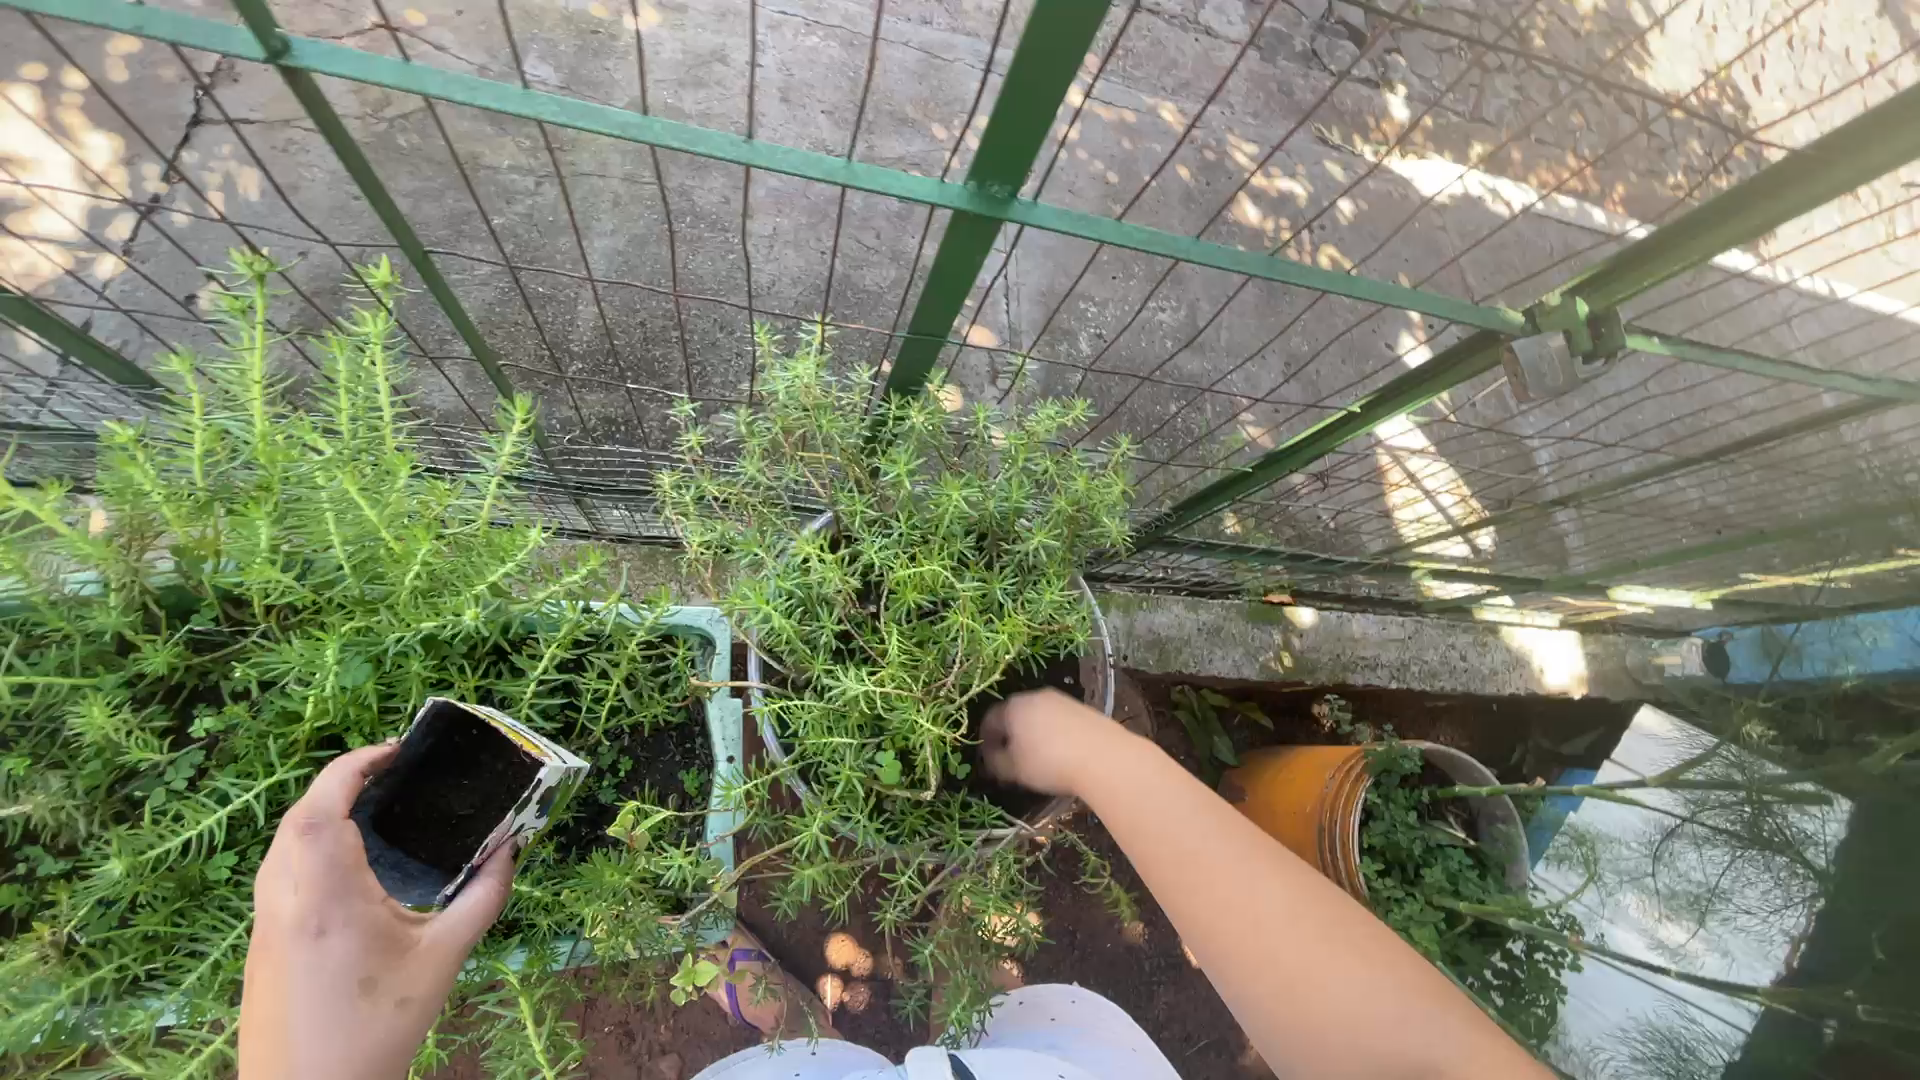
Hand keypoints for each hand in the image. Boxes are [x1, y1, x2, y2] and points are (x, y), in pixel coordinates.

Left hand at [239, 743, 516, 1079]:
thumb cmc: (379, 1027)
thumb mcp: (446, 957)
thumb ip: (484, 895)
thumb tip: (513, 845)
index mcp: (327, 901)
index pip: (319, 813)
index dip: (349, 769)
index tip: (394, 752)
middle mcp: (286, 905)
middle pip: (293, 821)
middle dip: (338, 783)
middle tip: (392, 771)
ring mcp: (267, 926)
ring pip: (279, 847)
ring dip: (319, 812)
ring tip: (375, 803)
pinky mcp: (264, 945)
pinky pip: (280, 872)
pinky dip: (309, 843)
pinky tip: (351, 857)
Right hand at [978, 688, 1144, 797]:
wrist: (1103, 756)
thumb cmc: (1050, 762)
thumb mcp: (1015, 770)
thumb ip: (995, 763)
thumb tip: (989, 758)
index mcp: (1013, 707)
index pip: (989, 719)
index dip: (985, 738)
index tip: (988, 756)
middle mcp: (1034, 696)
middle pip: (1014, 712)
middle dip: (1009, 733)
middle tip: (1011, 755)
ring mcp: (1060, 699)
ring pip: (1037, 714)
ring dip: (1032, 731)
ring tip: (1037, 755)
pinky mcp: (1081, 707)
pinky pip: (1058, 717)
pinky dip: (1053, 731)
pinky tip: (1061, 750)